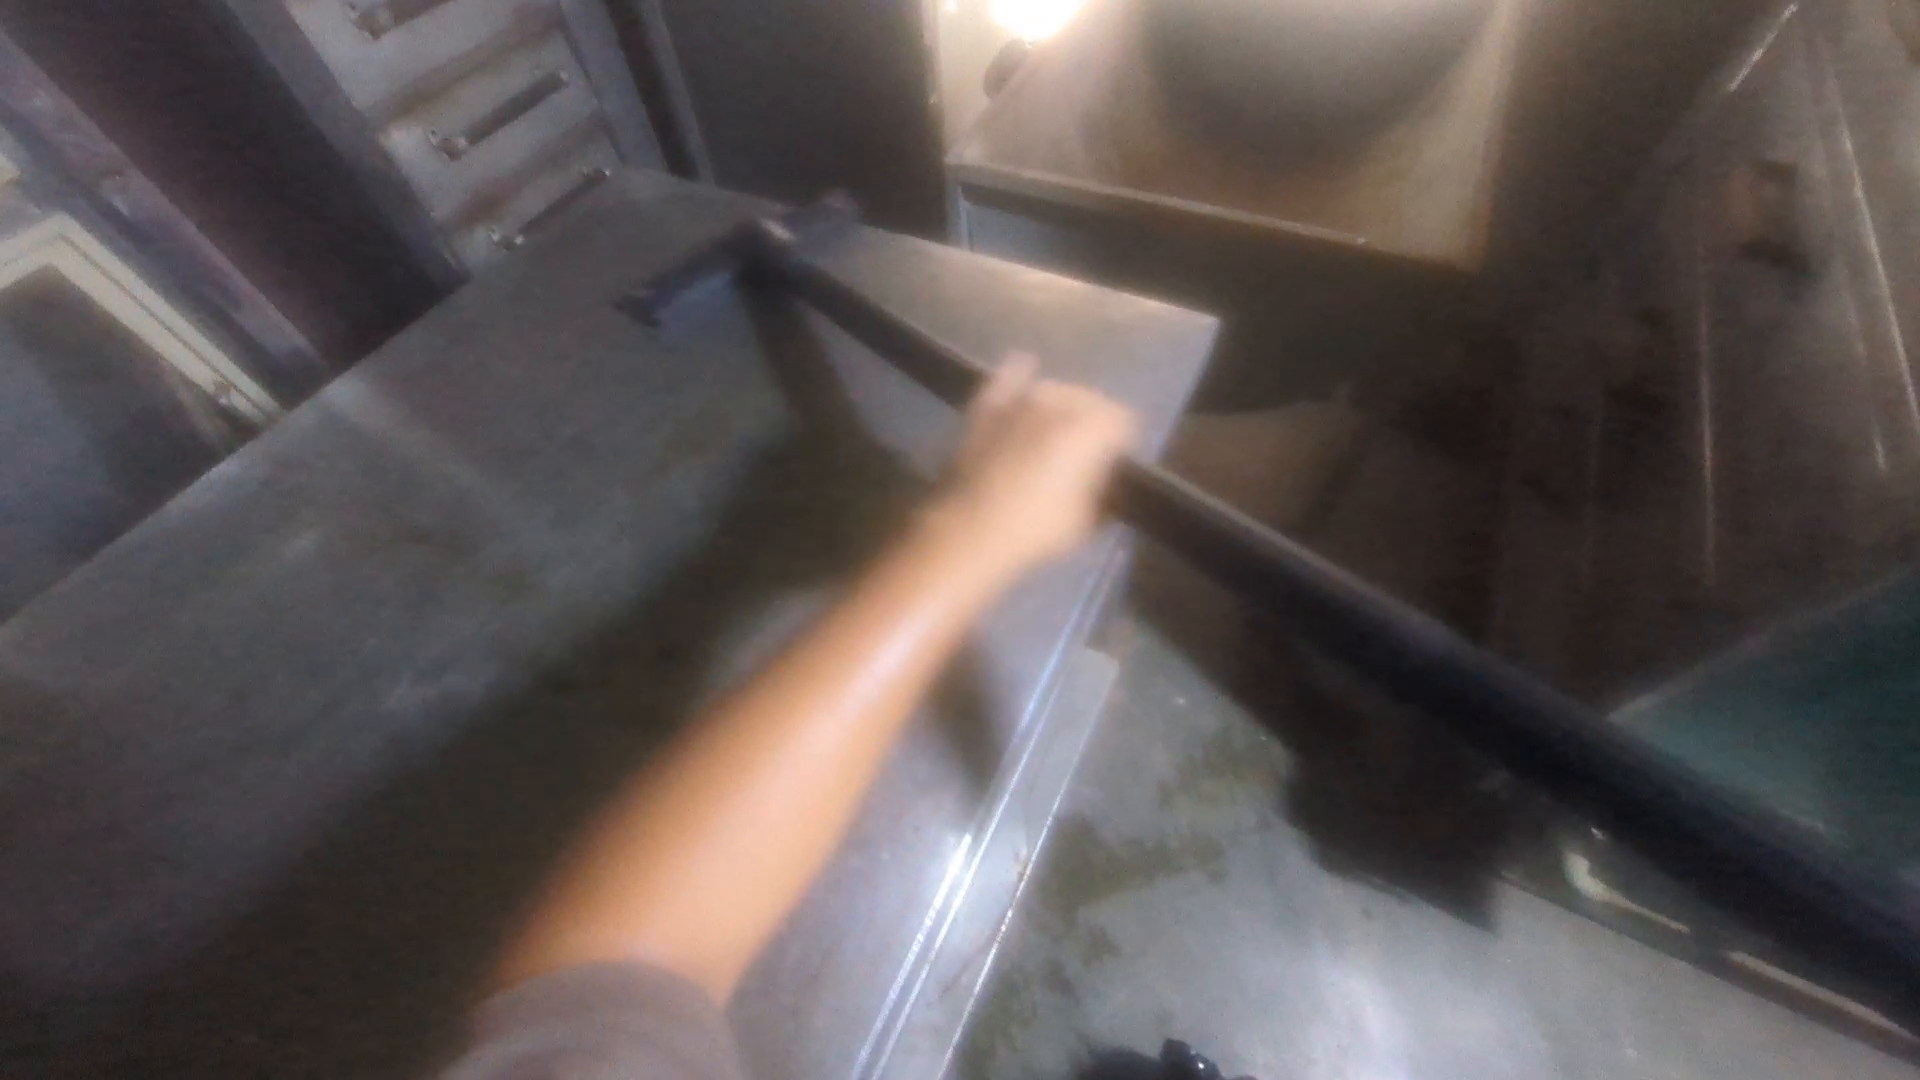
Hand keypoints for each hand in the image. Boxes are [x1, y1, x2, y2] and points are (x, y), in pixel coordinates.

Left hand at [926, 352, 1138, 582]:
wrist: (969, 529)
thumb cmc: (1035, 529)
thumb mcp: (1085, 520)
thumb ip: (1103, 492)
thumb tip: (1105, 483)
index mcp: (1092, 428)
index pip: (1125, 421)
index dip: (1125, 443)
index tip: (1119, 463)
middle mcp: (1061, 403)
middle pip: (1092, 400)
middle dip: (1095, 421)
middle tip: (1088, 452)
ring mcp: (1020, 400)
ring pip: (1055, 390)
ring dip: (1062, 405)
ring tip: (1057, 429)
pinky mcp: (987, 407)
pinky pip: (1008, 381)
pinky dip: (1019, 377)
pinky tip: (1025, 369)